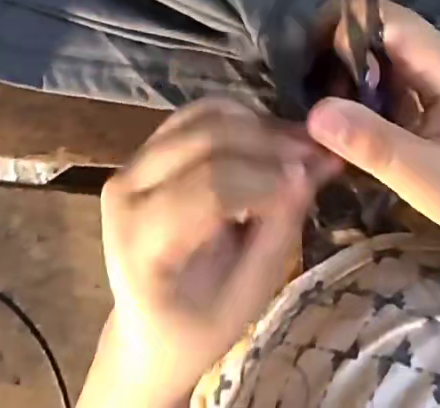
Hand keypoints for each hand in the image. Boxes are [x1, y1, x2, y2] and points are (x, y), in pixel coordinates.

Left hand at [89, 98, 341, 406]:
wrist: (151, 327)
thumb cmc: (199, 326)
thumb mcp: (247, 297)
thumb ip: (278, 232)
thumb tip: (312, 168)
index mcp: (140, 243)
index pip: (208, 188)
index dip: (264, 177)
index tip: (307, 180)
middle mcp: (125, 191)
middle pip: (205, 138)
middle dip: (267, 141)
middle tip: (313, 152)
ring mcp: (133, 163)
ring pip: (205, 116)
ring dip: (258, 123)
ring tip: (296, 146)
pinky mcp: (148, 147)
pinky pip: (200, 113)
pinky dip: (242, 117)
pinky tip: (270, 140)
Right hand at [305, 0, 439, 247]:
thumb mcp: (431, 179)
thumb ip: (376, 145)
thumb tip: (314, 113)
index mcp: (436, 59)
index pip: (375, 12)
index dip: (335, 27)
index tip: (305, 66)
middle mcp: (429, 53)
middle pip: (366, 26)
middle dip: (329, 51)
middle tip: (305, 96)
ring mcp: (425, 71)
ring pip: (368, 50)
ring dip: (338, 72)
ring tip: (316, 113)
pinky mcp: (420, 91)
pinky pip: (376, 75)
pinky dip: (352, 91)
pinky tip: (340, 126)